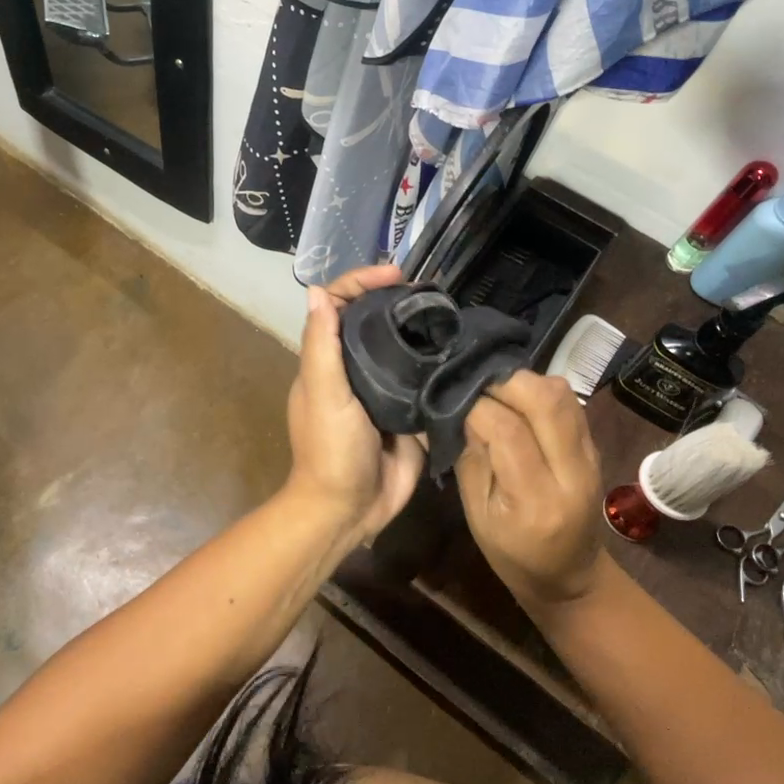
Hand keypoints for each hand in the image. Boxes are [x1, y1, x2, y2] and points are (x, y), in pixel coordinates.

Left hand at [285, 265, 426, 548]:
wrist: (351, 509)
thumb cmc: (330, 449)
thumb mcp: (323, 394)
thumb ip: (321, 345)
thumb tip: (319, 291)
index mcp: (328, 360)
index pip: (340, 305)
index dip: (362, 282)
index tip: (396, 274)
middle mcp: (355, 369)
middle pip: (375, 321)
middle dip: (399, 300)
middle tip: (435, 292)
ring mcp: (383, 392)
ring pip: (403, 348)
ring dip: (423, 329)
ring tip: (454, 314)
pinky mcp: (409, 414)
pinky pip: (425, 382)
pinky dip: (440, 365)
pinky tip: (463, 352)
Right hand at [456, 372, 606, 612]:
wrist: (570, 576)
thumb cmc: (512, 554)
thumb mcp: (476, 515)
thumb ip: (470, 458)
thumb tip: (460, 407)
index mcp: (536, 501)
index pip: (508, 430)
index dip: (476, 406)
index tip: (452, 403)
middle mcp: (571, 473)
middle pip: (547, 401)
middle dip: (505, 381)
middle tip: (476, 387)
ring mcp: (590, 458)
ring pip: (562, 394)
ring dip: (524, 383)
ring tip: (495, 393)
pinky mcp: (594, 447)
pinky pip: (569, 403)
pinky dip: (538, 392)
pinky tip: (516, 402)